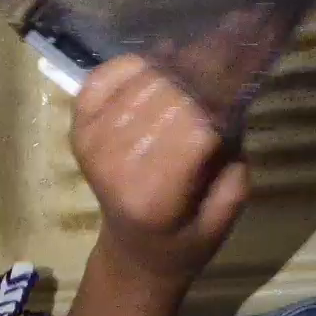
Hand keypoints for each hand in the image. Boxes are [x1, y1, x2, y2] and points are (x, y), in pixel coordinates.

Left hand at [73, 56, 251, 294]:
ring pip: (141, 76)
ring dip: (172, 68)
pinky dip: (134, 64)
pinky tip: (155, 70)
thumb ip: (233, 169)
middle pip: (167, 94)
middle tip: (221, 72)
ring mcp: (91, 139)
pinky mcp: (79, 124)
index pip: (194, 127)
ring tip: (193, 71)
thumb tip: (229, 106)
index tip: (236, 92)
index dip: (220, 104)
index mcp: (155, 194)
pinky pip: (107, 74)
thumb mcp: (224, 218)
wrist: (133, 251)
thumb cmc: (184, 238)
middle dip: (199, 79)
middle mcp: (116, 162)